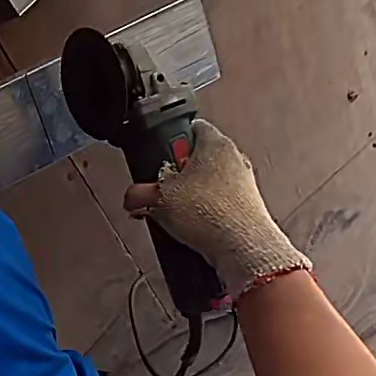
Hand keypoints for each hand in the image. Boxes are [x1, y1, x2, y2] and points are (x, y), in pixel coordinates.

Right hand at [122, 119, 309, 299]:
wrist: (242, 248)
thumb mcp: (158, 198)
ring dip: (187, 198)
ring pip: (205, 184)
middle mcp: (233, 159)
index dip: (170, 140)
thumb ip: (137, 193)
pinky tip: (191, 227)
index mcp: (216, 144)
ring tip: (175, 213)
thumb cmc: (213, 214)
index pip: (191, 127)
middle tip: (161, 190)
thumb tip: (132, 196)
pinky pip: (215, 205)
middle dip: (175, 176)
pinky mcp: (244, 208)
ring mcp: (242, 184)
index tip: (158, 155)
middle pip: (195, 159)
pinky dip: (201, 215)